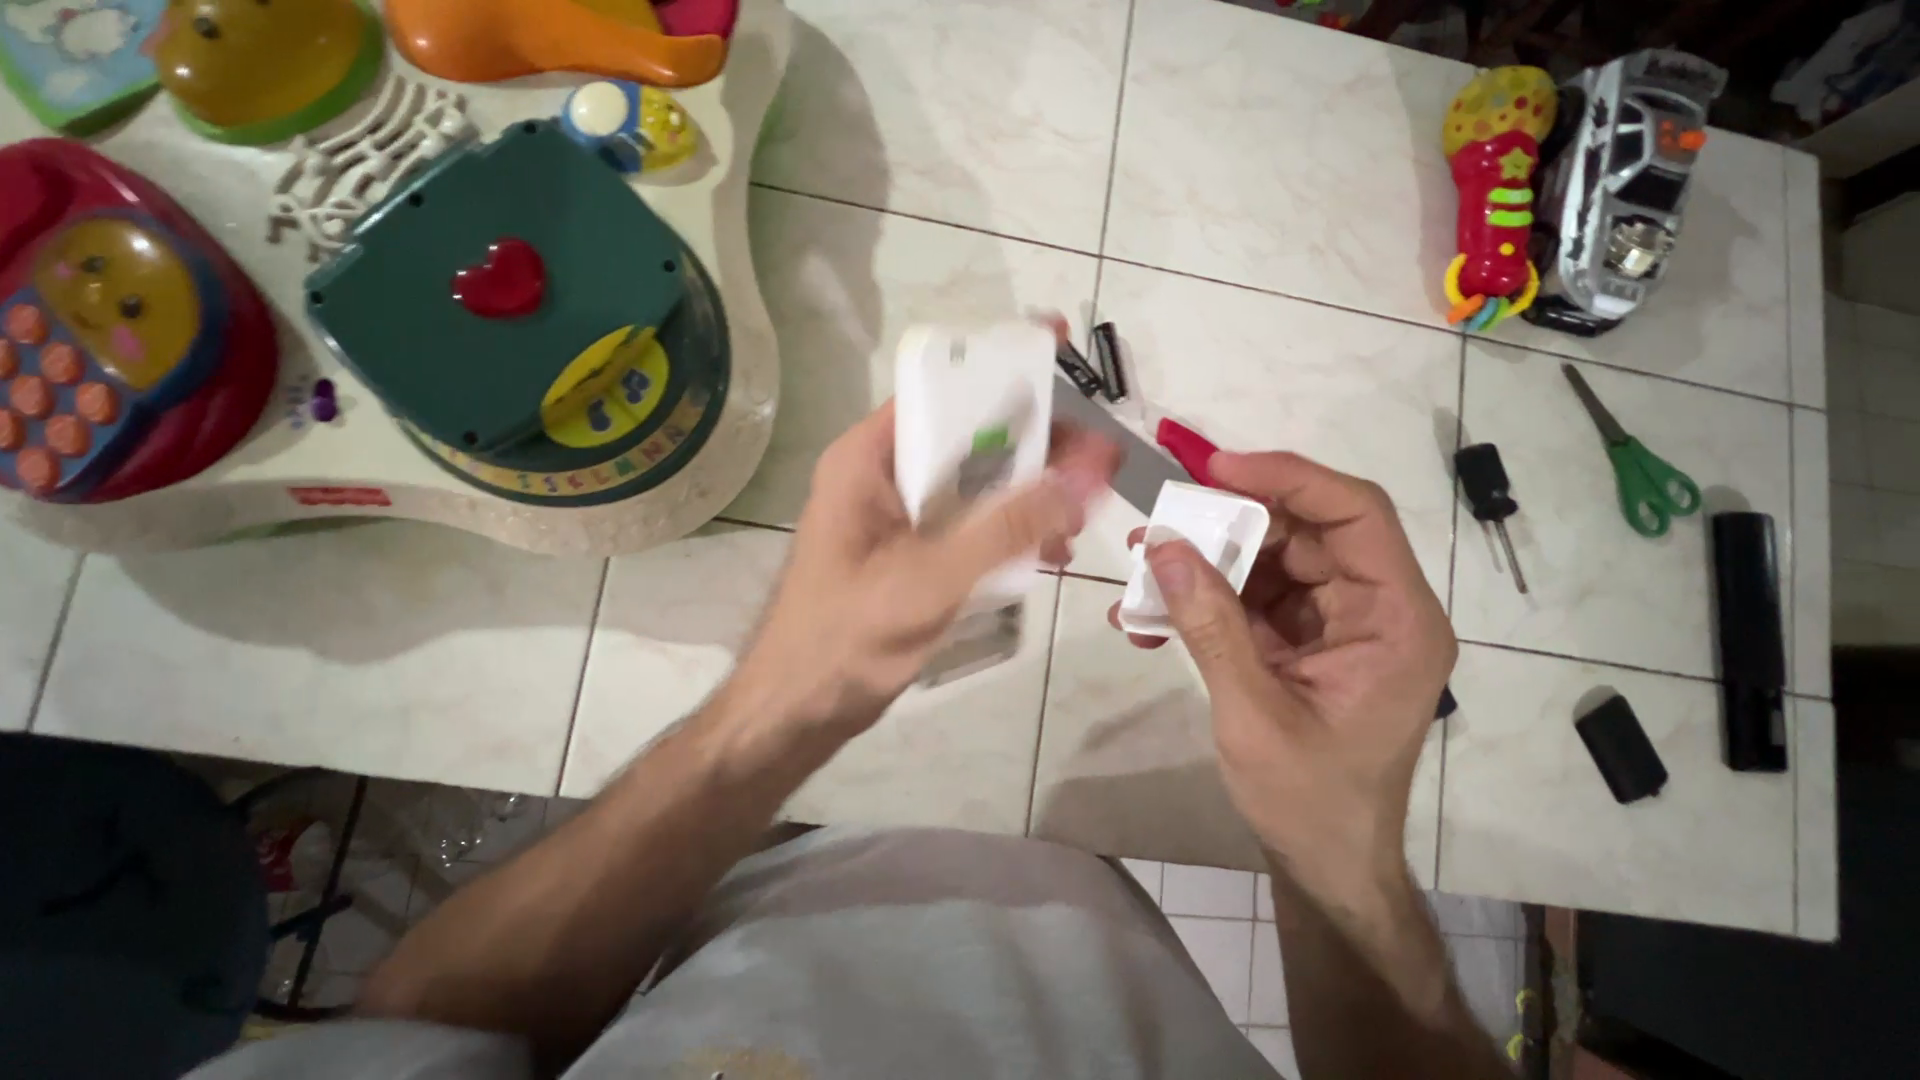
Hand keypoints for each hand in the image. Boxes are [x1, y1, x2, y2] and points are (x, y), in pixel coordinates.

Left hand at [735, 400, 1119, 740]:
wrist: (797, 712)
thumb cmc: (845, 641)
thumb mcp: (930, 580)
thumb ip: (1009, 527)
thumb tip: (1089, 472)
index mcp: (868, 458)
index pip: (943, 390)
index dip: (1003, 370)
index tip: (1064, 353)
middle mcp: (883, 474)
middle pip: (970, 437)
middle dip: (1034, 450)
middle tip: (1098, 468)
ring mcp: (898, 516)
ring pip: (977, 485)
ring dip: (1029, 499)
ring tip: (1079, 524)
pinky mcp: (912, 554)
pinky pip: (970, 526)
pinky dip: (1008, 536)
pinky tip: (1048, 557)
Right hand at [1108, 452, 1455, 889]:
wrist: (1324, 865)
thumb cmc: (1309, 799)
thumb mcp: (1254, 711)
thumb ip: (1210, 625)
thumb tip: (1163, 547)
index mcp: (1396, 619)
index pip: (1354, 514)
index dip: (1288, 477)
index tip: (1215, 468)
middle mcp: (1373, 609)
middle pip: (1303, 534)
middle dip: (1227, 525)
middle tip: (1160, 521)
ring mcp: (1335, 626)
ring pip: (1269, 564)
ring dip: (1204, 565)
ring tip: (1140, 569)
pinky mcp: (1301, 644)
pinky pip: (1251, 602)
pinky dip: (1203, 604)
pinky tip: (1149, 618)